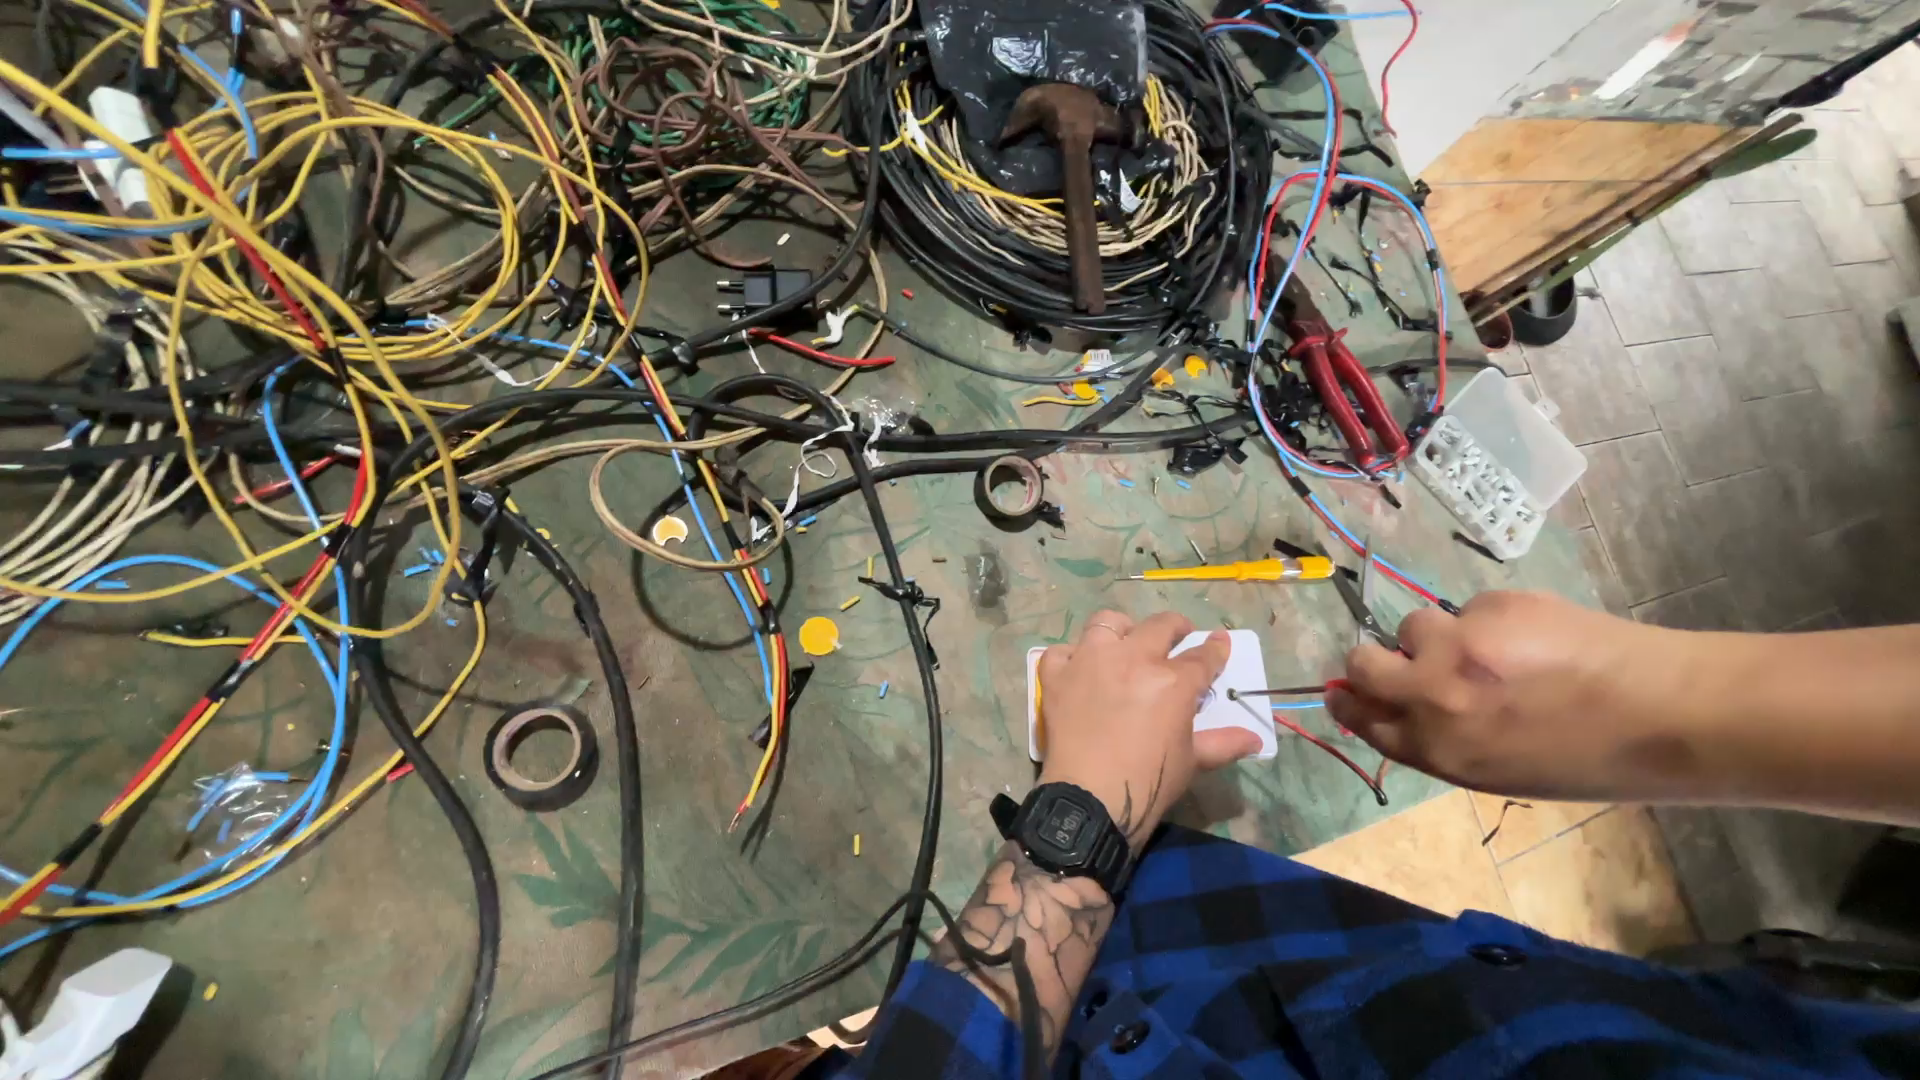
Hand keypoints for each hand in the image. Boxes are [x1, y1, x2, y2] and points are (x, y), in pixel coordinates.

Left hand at [1035, 610, 1260, 847]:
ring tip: (1125, 640)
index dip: (1215, 648)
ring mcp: (1089, 661)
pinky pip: (1060, 651)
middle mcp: (1132, 658)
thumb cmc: (1149, 781)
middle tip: (1178, 634)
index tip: (1219, 642)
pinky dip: (1070, 656)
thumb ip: (1223, 743)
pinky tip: (1078, 668)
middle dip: (1175, 626)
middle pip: (1159, 626)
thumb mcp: (1193, 762)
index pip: (1202, 657)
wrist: (1090, 797)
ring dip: (1121, 628)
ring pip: (1106, 623)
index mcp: (1172, 680)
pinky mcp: (1057, 676)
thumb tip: (1255, 739)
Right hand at [1327, 590, 1699, 800]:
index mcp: (1436, 749)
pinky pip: (1469, 609)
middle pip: (1362, 663)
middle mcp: (1432, 696)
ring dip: (1441, 637)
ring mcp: (1458, 646)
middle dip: (1377, 662)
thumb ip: (1438, 739)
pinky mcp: (1491, 607)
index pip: (1358, 715)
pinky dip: (1492, 621)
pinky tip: (1537, 638)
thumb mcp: (1499, 771)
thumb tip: (1402, 708)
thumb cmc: (1594, 760)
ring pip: (1415, 626)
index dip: (1349, 698)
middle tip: (1414, 662)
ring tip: (1497, 650)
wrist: (1679, 716)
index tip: (1347, 689)